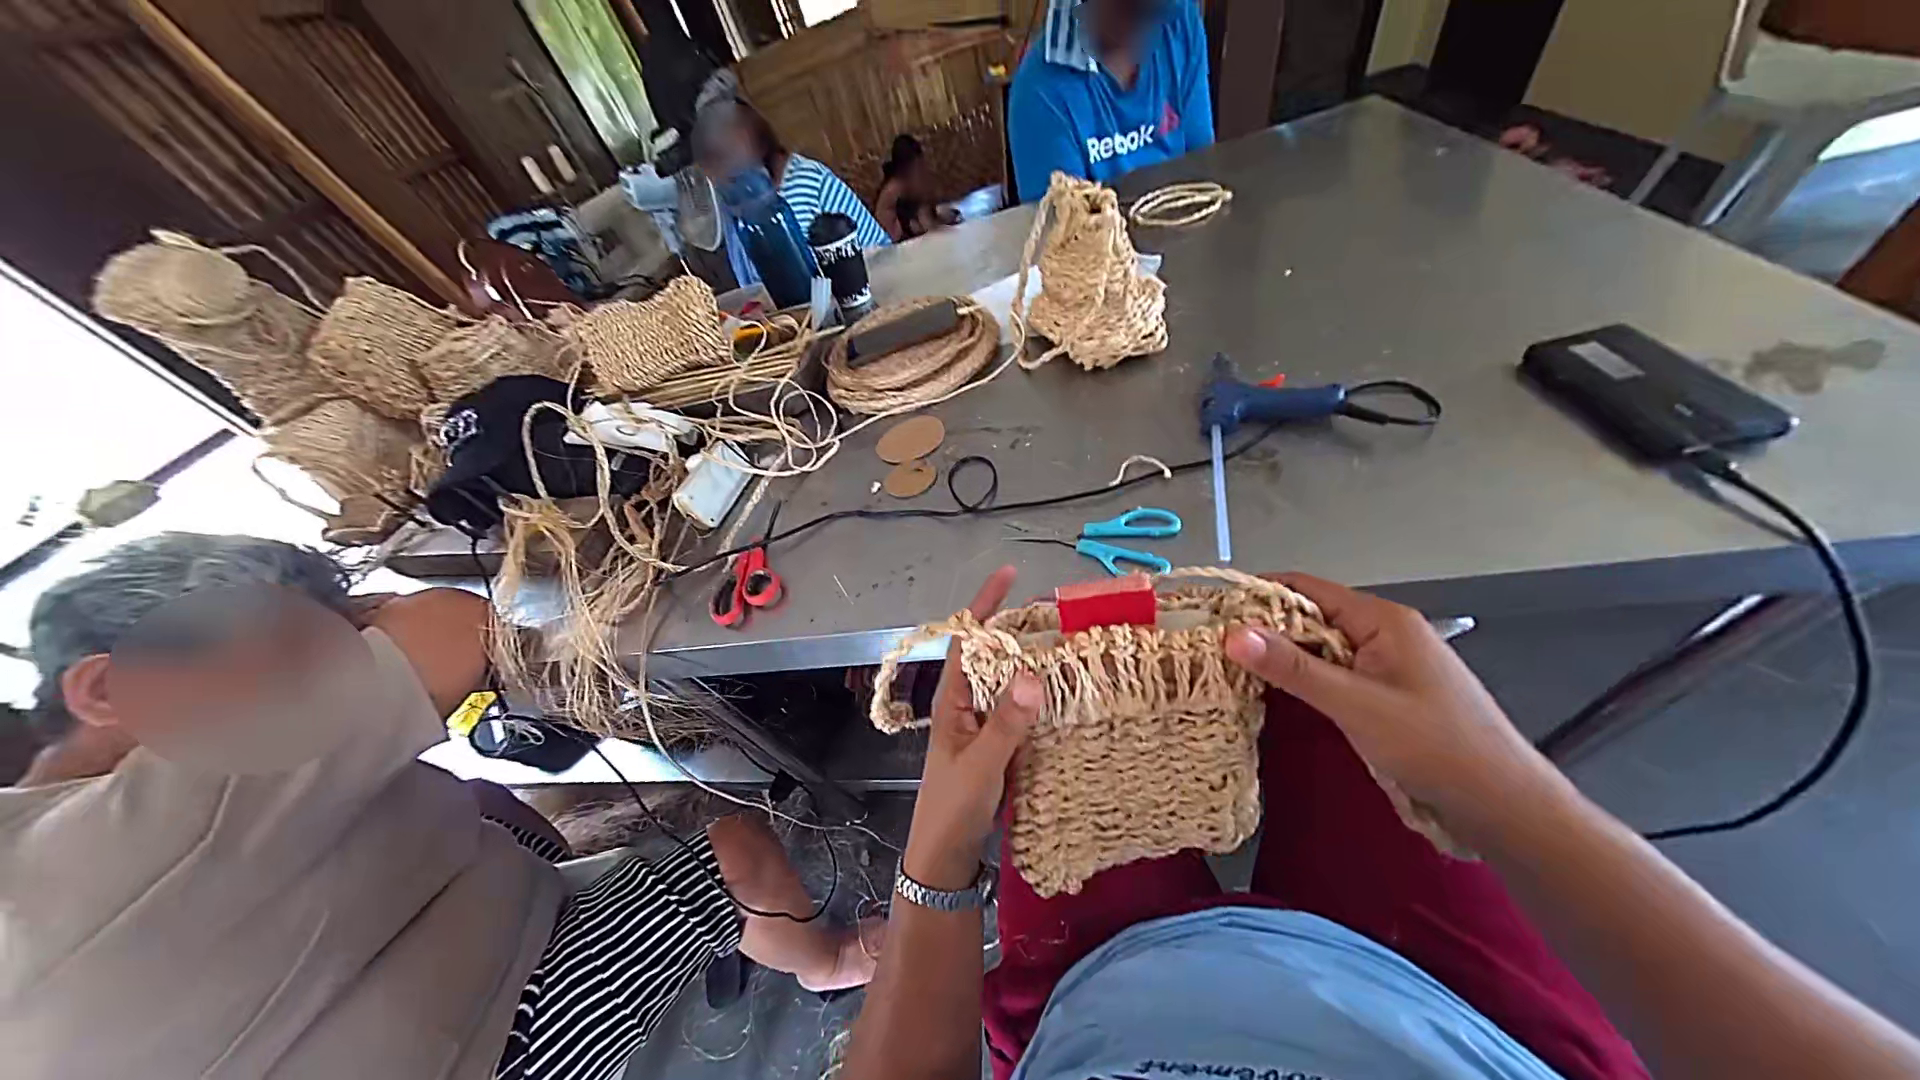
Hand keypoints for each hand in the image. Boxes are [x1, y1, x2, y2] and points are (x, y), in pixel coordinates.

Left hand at [902, 566, 1041, 890]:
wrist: (945, 855)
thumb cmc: (952, 807)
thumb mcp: (981, 764)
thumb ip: (1006, 724)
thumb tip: (1034, 674)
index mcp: (953, 699)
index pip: (968, 640)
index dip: (985, 605)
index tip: (1010, 575)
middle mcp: (969, 703)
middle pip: (993, 654)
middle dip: (1020, 628)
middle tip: (1059, 610)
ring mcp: (986, 722)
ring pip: (1010, 679)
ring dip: (1034, 658)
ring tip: (1070, 639)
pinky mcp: (1002, 742)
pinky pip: (1022, 707)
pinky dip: (1042, 692)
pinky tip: (1068, 689)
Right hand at [1224, 574, 1556, 824]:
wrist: (1505, 806)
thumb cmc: (1435, 747)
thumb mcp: (1355, 705)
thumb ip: (1292, 668)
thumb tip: (1231, 633)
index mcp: (1382, 619)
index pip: (1306, 588)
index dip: (1257, 594)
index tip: (1214, 610)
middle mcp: (1383, 631)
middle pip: (1310, 615)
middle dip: (1264, 627)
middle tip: (1215, 645)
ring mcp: (1386, 661)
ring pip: (1320, 645)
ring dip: (1282, 654)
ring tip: (1234, 667)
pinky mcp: (1386, 689)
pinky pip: (1333, 669)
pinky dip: (1303, 675)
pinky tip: (1277, 690)